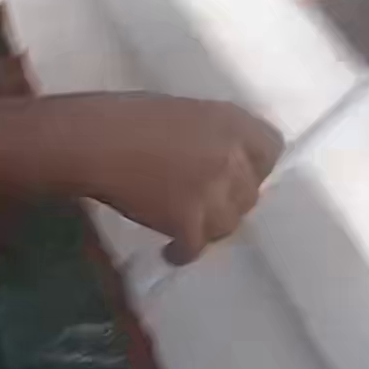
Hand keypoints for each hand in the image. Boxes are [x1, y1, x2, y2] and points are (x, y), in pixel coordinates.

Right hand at [66, 94, 283, 263]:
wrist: (98, 143)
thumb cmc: (128, 119)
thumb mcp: (185, 115)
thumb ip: (210, 138)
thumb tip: (213, 165)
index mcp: (232, 122)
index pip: (270, 153)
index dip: (252, 172)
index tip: (232, 181)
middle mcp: (230, 157)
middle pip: (248, 196)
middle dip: (228, 205)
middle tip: (203, 212)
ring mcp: (211, 192)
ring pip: (226, 225)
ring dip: (207, 230)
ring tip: (185, 232)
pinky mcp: (187, 221)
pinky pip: (195, 247)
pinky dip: (182, 254)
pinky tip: (171, 253)